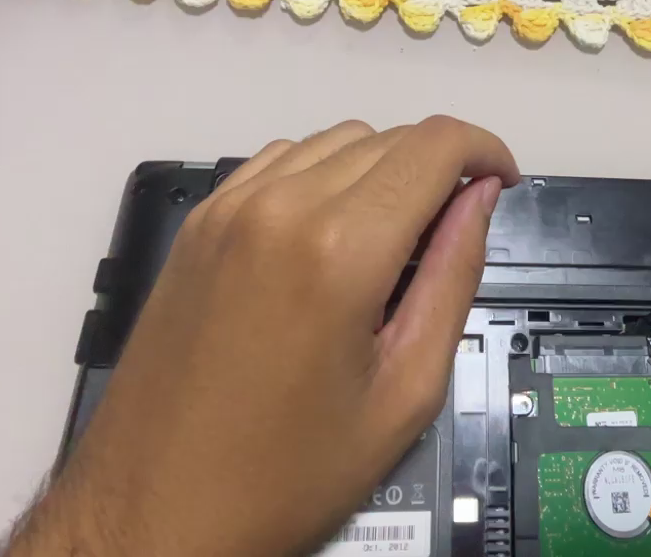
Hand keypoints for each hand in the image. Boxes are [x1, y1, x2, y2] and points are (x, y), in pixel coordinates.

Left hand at [8, 118, 518, 556]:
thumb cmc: (289, 471)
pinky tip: (329, 227)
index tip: (501, 185)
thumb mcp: (404, 390)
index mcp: (341, 248)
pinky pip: (285, 158)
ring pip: (340, 139)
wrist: (150, 514)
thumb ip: (454, 275)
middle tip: (452, 226)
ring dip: (385, 167)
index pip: (436, 145)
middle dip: (441, 166)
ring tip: (391, 233)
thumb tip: (480, 198)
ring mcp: (233, 205)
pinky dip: (327, 172)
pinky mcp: (203, 220)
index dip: (485, 150)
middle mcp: (283, 203)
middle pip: (393, 137)